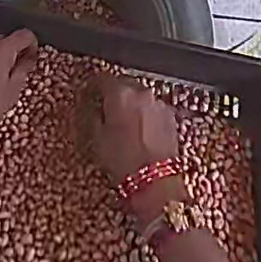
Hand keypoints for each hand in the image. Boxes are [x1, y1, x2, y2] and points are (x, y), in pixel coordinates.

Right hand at [88, 75, 189, 219]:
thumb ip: (93, 115)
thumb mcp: (97, 139)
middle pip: (125, 85)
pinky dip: (146, 116)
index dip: (94, 86)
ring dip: (132, 106)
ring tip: (124, 125)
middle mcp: (142, 94)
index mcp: (121, 94)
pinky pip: (153, 110)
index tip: (89, 92)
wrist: (156, 182)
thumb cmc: (124, 161)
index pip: (103, 79)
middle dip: (115, 95)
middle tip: (105, 110)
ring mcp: (159, 105)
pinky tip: (140, 132)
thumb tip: (92, 107)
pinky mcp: (171, 118)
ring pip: (141, 98)